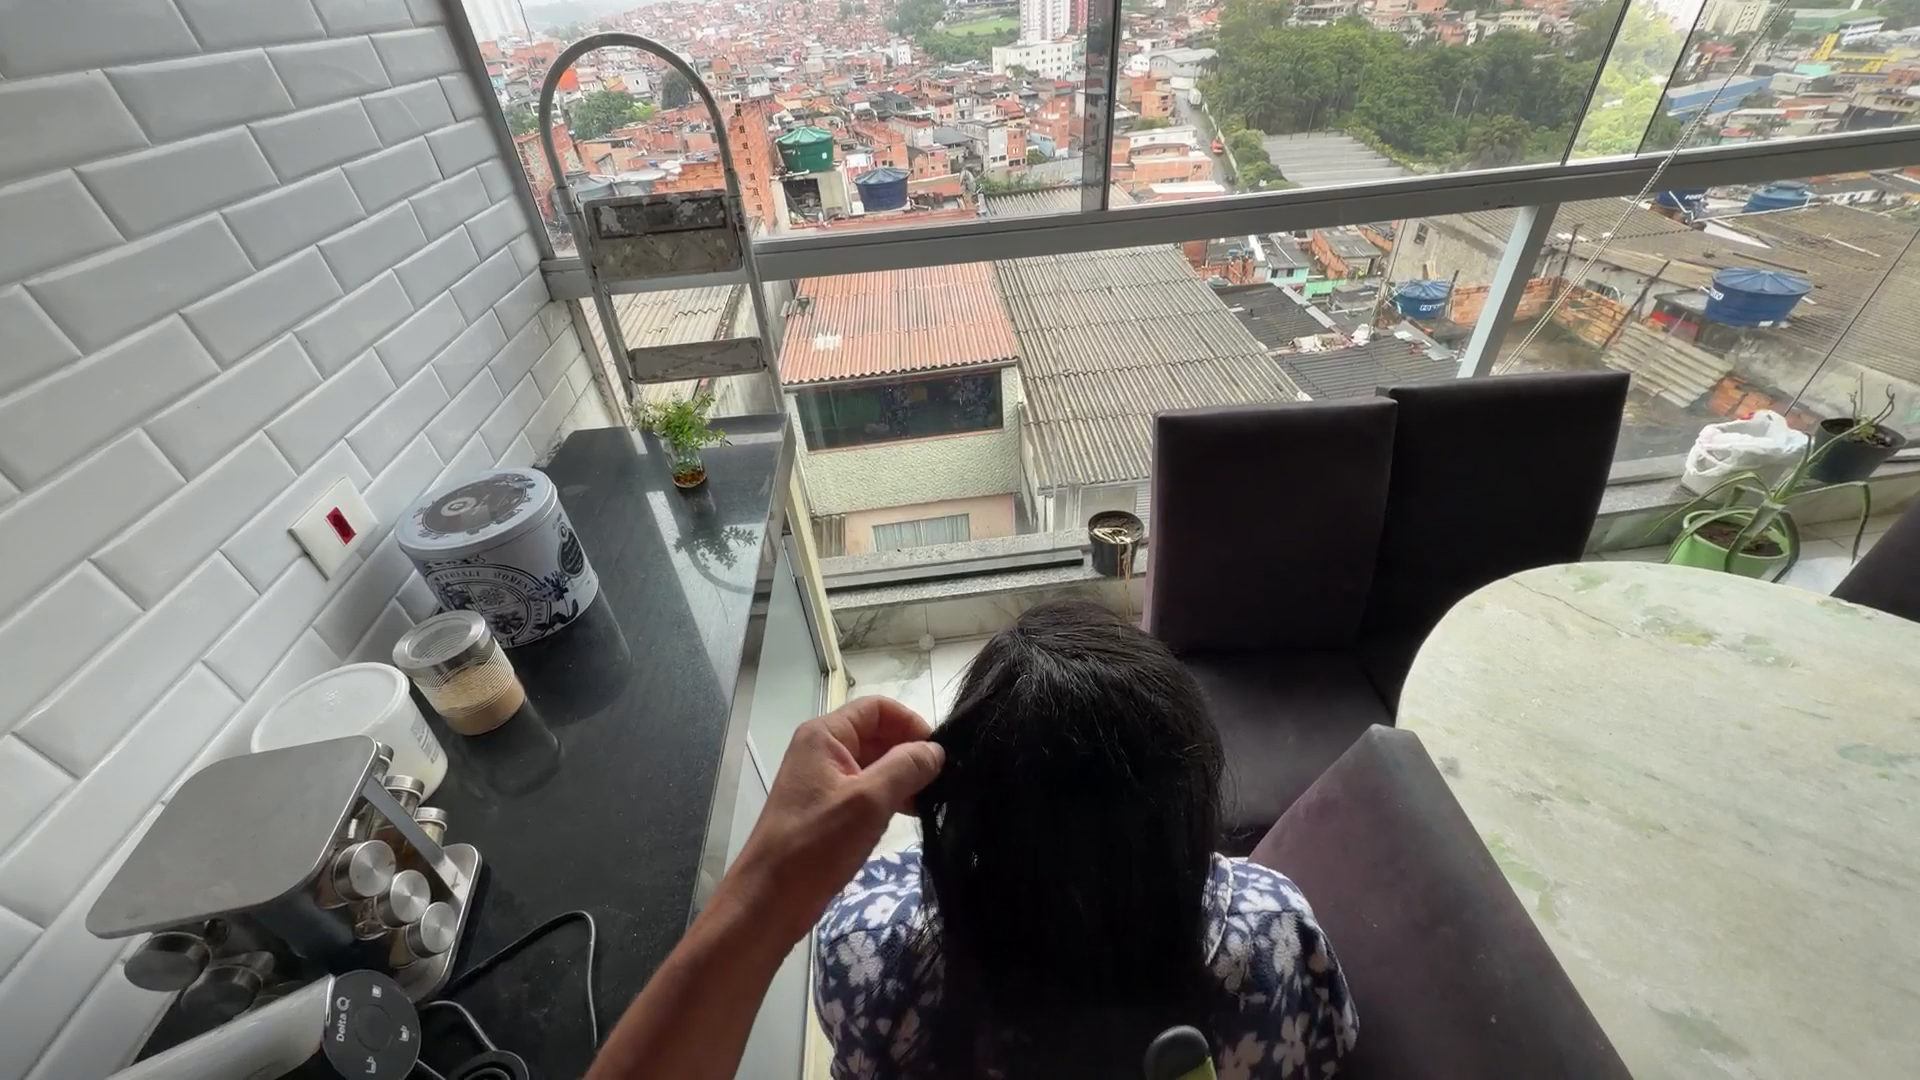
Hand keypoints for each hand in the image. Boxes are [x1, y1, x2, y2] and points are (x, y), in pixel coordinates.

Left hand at [723, 696, 944, 944]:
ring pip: (874, 762)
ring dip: (903, 776)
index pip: (877, 708)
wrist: (769, 902)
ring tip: (930, 799)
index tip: (938, 751)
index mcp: (825, 736)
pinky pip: (866, 788)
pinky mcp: (827, 808)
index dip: (910, 722)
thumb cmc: (815, 845)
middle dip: (909, 751)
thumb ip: (906, 767)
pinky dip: (890, 796)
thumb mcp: (869, 801)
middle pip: (876, 733)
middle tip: (941, 778)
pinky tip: (910, 814)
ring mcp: (823, 780)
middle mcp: (822, 750)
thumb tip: (936, 750)